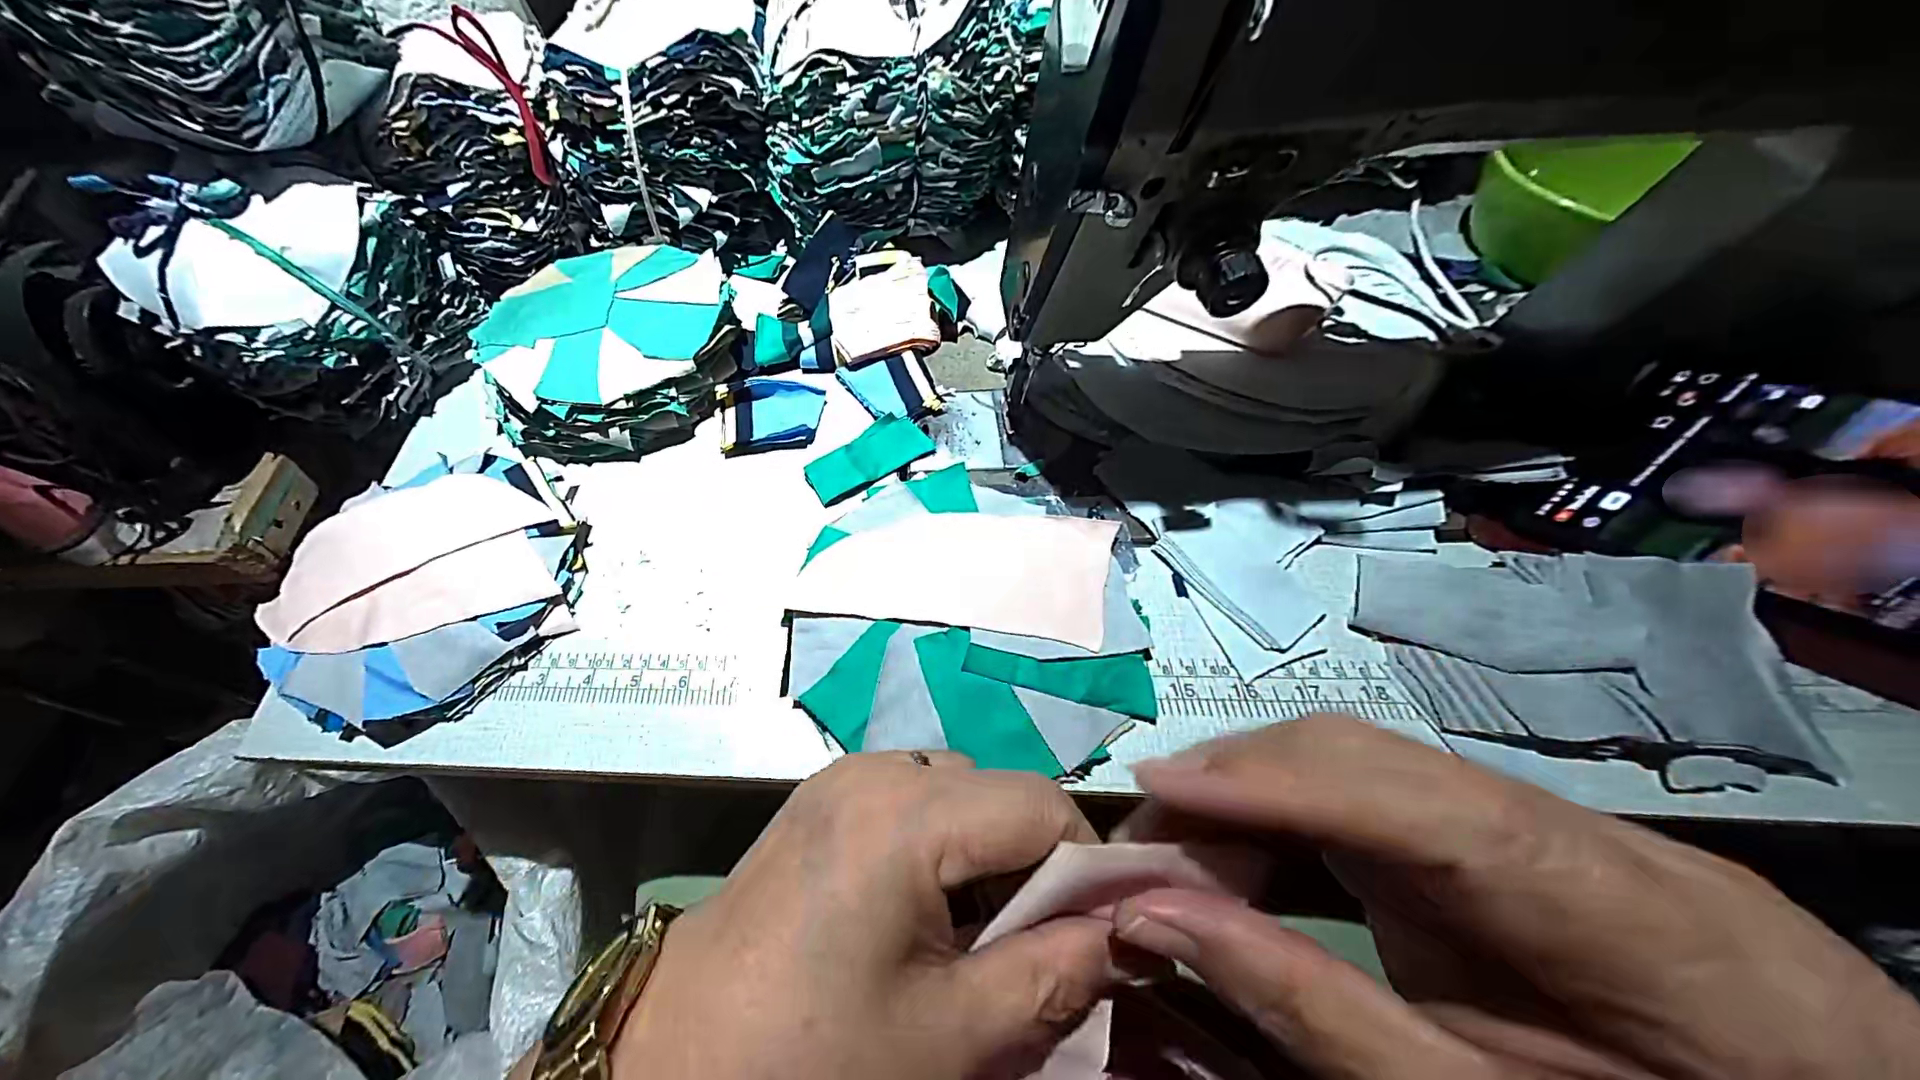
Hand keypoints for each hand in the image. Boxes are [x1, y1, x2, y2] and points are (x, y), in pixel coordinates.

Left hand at [610, 751, 1123, 1079]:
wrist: (673, 1055)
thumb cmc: (810, 1056)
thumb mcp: (949, 1035)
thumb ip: (1052, 976)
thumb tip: (1122, 934)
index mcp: (906, 813)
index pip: (1040, 803)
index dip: (1083, 864)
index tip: (1090, 931)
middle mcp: (878, 769)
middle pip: (1000, 792)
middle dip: (1034, 864)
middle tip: (1025, 945)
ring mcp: (847, 773)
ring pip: (962, 790)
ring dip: (987, 852)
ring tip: (969, 931)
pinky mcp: (828, 792)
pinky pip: (917, 796)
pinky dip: (943, 841)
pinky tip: (921, 904)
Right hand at [1111, 714, 1919, 1078]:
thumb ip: (1313, 1010)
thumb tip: (1163, 920)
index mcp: (1615, 905)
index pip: (1415, 802)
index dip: (1275, 781)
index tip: (1156, 784)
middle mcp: (1561, 825)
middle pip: (1366, 756)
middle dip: (1235, 779)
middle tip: (1141, 838)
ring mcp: (1524, 814)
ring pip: (1354, 761)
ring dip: (1247, 788)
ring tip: (1172, 843)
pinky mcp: (1490, 826)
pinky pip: (1365, 793)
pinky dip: (1284, 813)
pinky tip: (1240, 847)